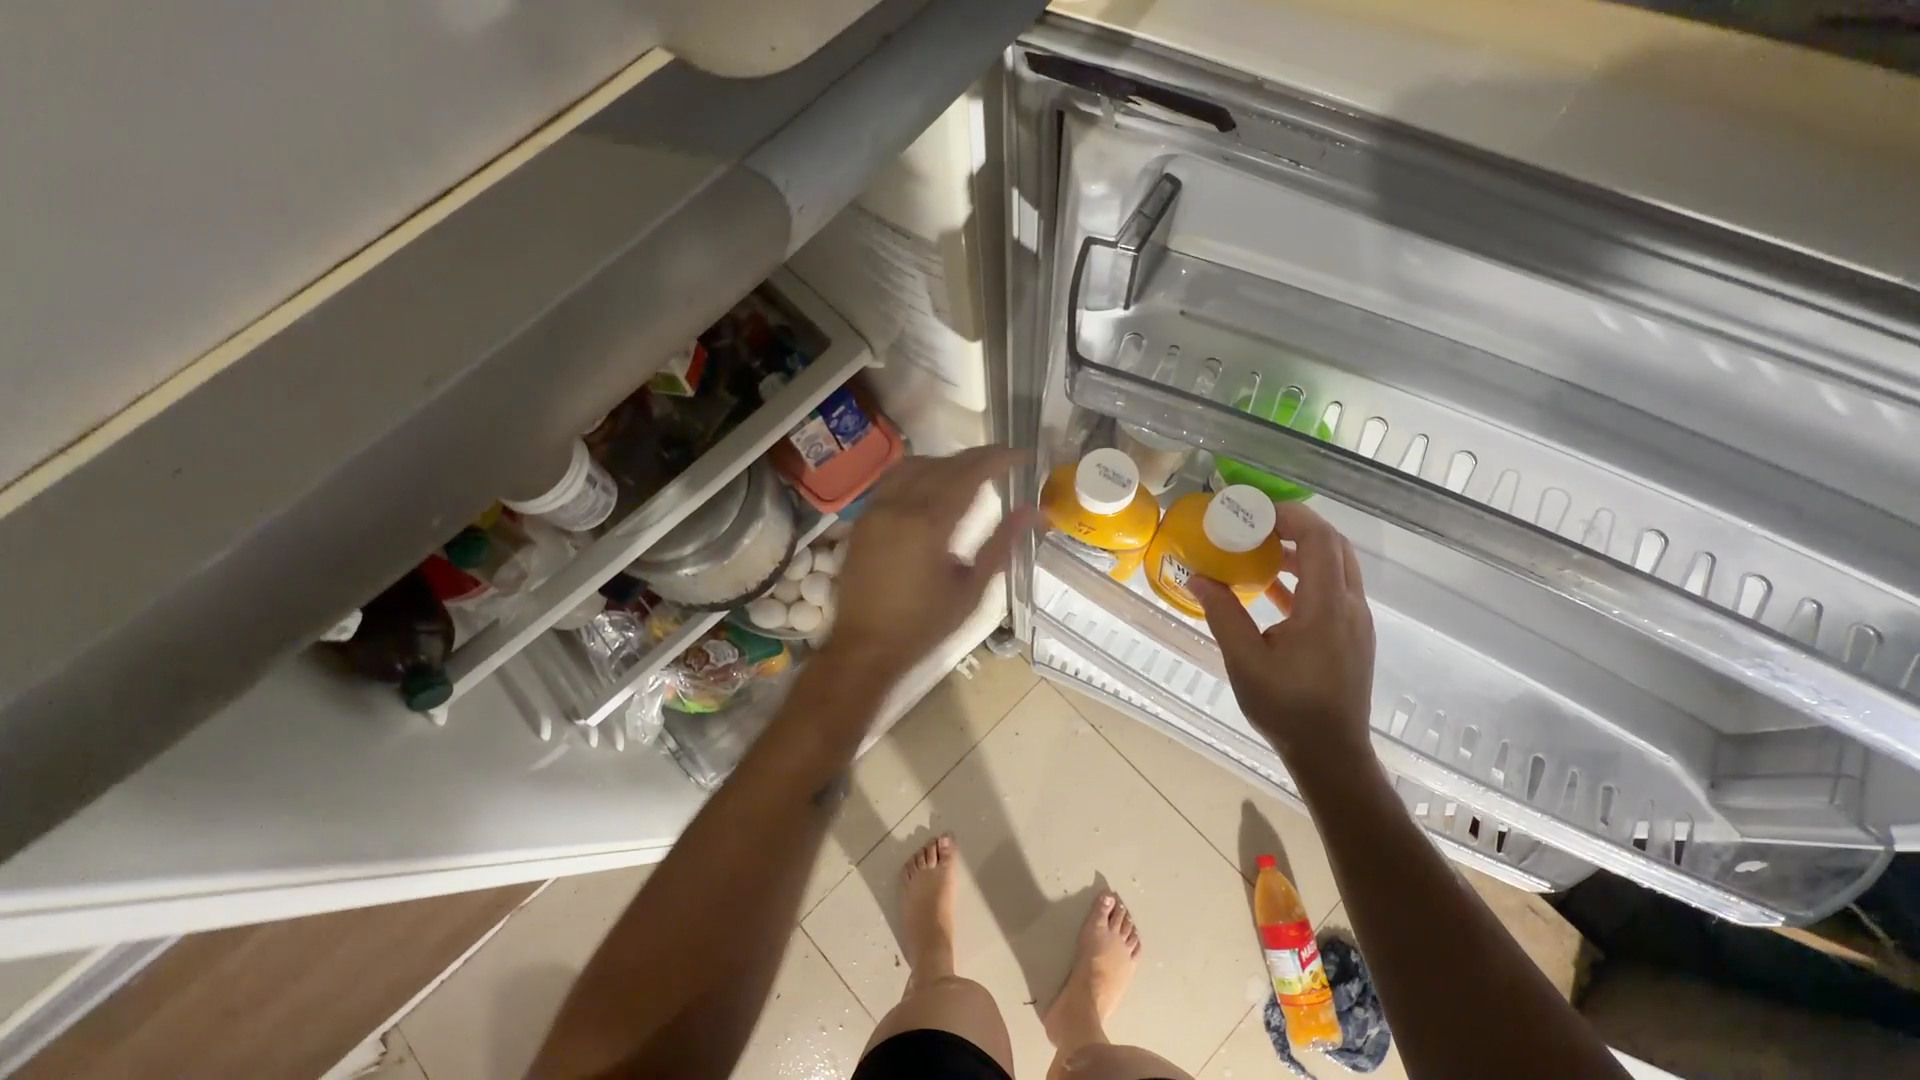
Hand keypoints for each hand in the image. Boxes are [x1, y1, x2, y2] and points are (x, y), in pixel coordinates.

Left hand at [824, 446, 1039, 679]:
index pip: (970, 474)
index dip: (999, 459)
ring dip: (946, 462)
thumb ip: (1001, 543)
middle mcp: (899, 506)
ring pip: (915, 466)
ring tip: (971, 473)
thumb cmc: (925, 625)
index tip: (1023, 455)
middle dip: (977, 459)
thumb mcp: (971, 589)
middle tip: (1004, 462)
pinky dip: (918, 473)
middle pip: (943, 465)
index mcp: (929, 523)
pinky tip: (933, 486)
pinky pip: (892, 480)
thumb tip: (1034, 512)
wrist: (866, 647)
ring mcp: (876, 510)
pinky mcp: (863, 520)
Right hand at [1189, 501, 1375, 766]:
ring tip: (1260, 553)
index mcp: (1326, 607)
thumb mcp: (1244, 661)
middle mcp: (1350, 606)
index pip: (1319, 539)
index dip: (1290, 516)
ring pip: (1338, 566)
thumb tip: (1198, 577)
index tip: (1254, 512)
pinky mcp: (1354, 636)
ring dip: (1303, 551)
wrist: (1331, 753)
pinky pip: (1335, 589)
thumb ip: (1223, 614)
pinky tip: (1273, 591)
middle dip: (1296, 527)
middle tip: (1256, 526)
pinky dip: (1308, 577)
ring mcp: (1357, 621)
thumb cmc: (1286, 709)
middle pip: (1334, 545)